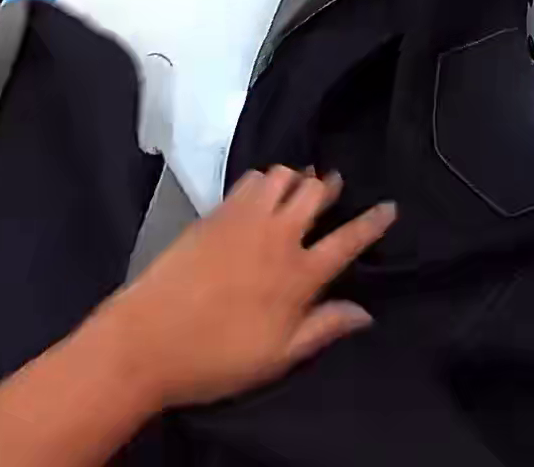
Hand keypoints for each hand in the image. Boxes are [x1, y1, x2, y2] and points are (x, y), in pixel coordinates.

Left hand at [85, 167, 395, 409]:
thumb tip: (366, 313)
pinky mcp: (220, 212)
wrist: (143, 344)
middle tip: (330, 189)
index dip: (374, 222)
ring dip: (296, 178)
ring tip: (294, 189)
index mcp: (299, 274)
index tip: (390, 206)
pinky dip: (264, 180)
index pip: (349, 239)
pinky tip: (260, 194)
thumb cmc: (215, 357)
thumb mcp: (276, 357)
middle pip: (318, 192)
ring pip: (286, 175)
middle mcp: (280, 236)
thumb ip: (324, 329)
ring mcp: (248, 219)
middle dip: (330, 186)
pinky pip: (252, 179)